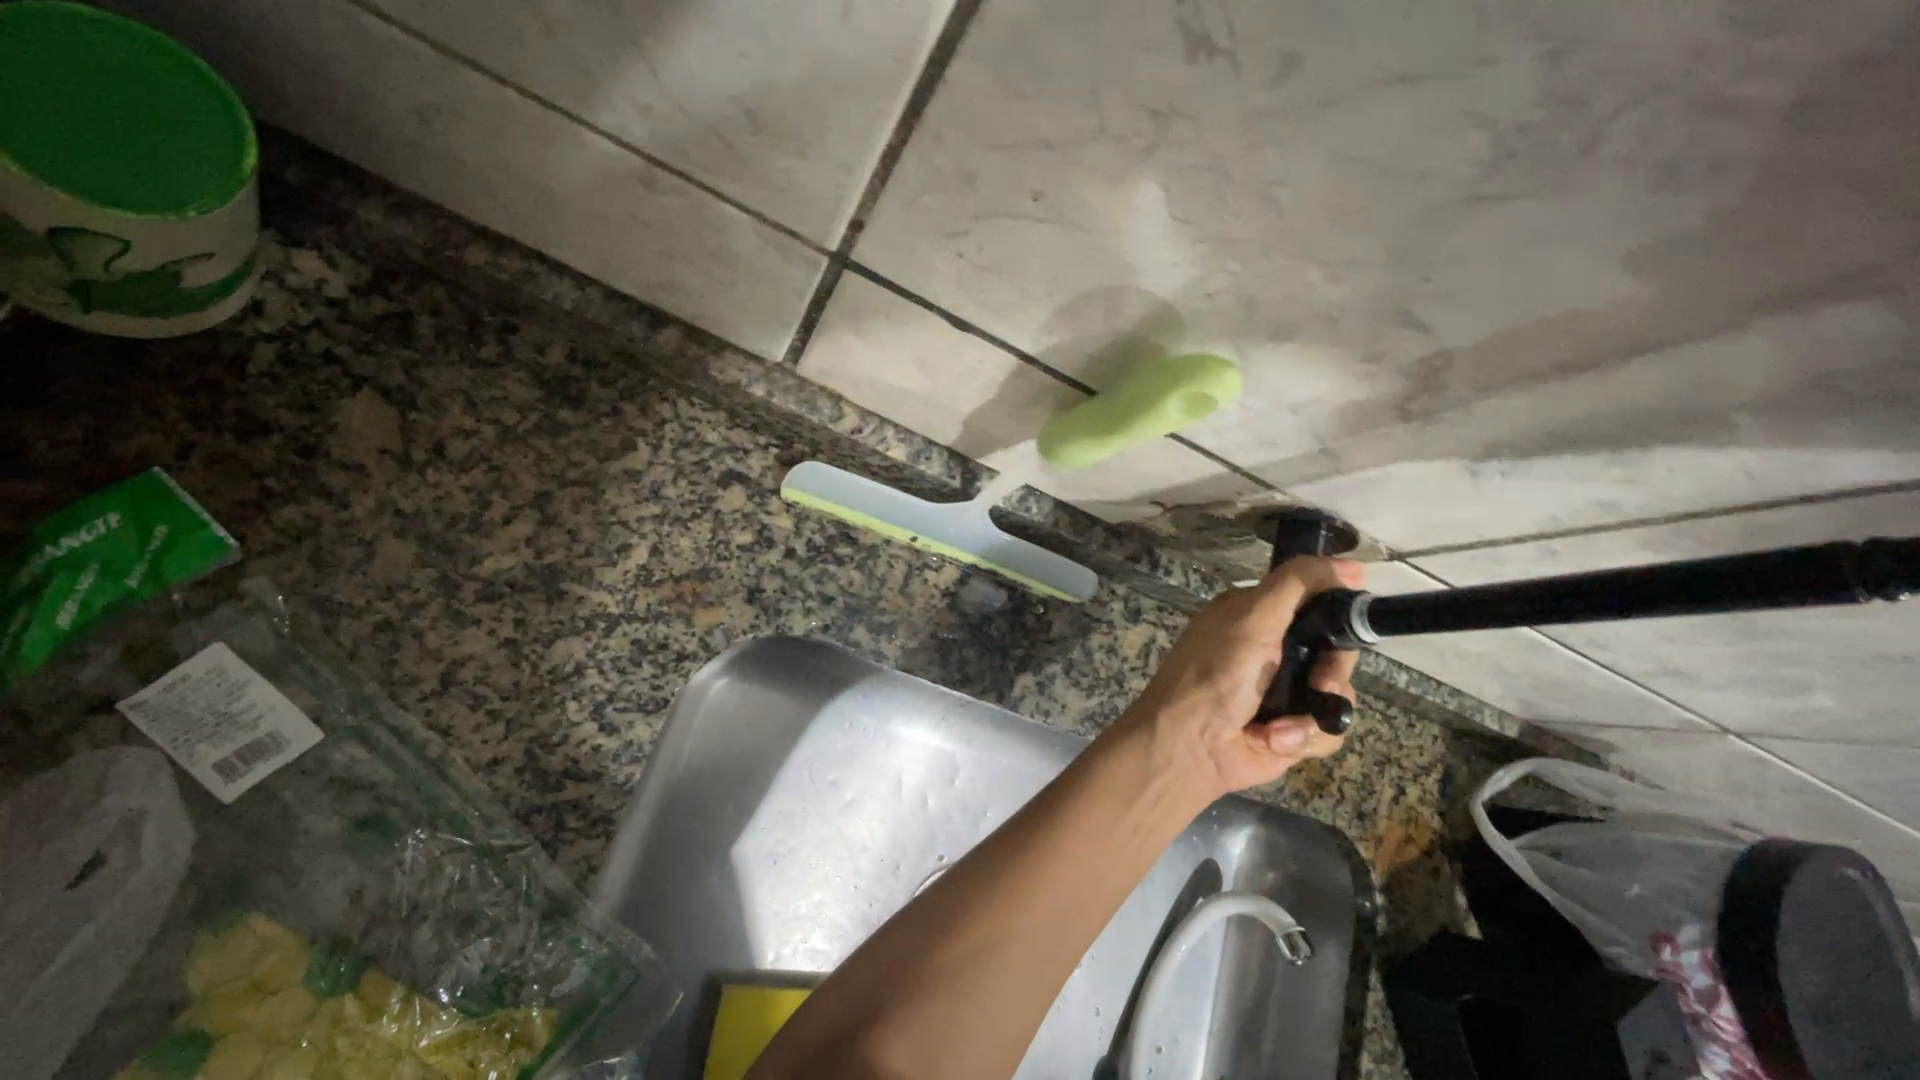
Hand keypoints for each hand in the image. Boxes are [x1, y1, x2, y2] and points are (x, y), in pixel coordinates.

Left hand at [1113, 557, 1363, 799]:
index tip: (1355, 620)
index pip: (1316, 601)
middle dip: (1332, 671)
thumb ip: (1298, 583)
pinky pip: (1328, 730)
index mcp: (1256, 614)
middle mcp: (1272, 649)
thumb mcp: (1253, 616)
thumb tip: (1355, 566)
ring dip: (1315, 713)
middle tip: (1319, 682)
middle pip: (1337, 650)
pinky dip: (1304, 737)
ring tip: (1283, 725)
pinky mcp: (1291, 730)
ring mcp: (1283, 691)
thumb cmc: (1216, 674)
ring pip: (1339, 693)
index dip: (1338, 612)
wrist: (1189, 747)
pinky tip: (1273, 740)